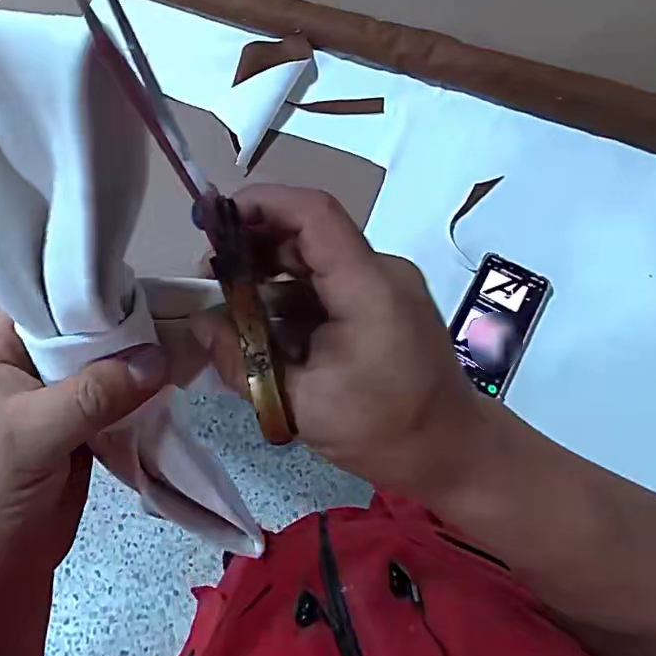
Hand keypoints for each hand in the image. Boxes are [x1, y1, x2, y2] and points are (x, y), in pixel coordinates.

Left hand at [0, 314, 165, 655]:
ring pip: (100, 370)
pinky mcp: (76, 436)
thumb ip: (95, 391)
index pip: (44, 302)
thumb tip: (160, 357)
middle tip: (174, 316)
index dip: (87, 291)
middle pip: (79, 335)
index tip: (140, 284)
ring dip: (135, 365)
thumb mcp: (30, 433)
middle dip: (122, 328)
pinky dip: (137, 399)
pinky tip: (170, 387)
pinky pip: (112, 405)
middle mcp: (23, 370)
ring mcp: (51, 405)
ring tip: (183, 344)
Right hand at [195, 184, 490, 497]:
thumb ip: (242, 361)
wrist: (456, 452)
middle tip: (209, 271)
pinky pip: (325, 276)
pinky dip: (288, 289)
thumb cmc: (385, 433)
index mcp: (368, 289)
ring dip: (267, 267)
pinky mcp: (380, 296)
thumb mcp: (302, 405)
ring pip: (313, 253)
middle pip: (308, 230)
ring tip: (229, 298)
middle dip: (252, 240)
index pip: (314, 214)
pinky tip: (264, 319)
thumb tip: (199, 324)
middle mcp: (379, 270)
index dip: (261, 203)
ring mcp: (382, 281)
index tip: (214, 219)